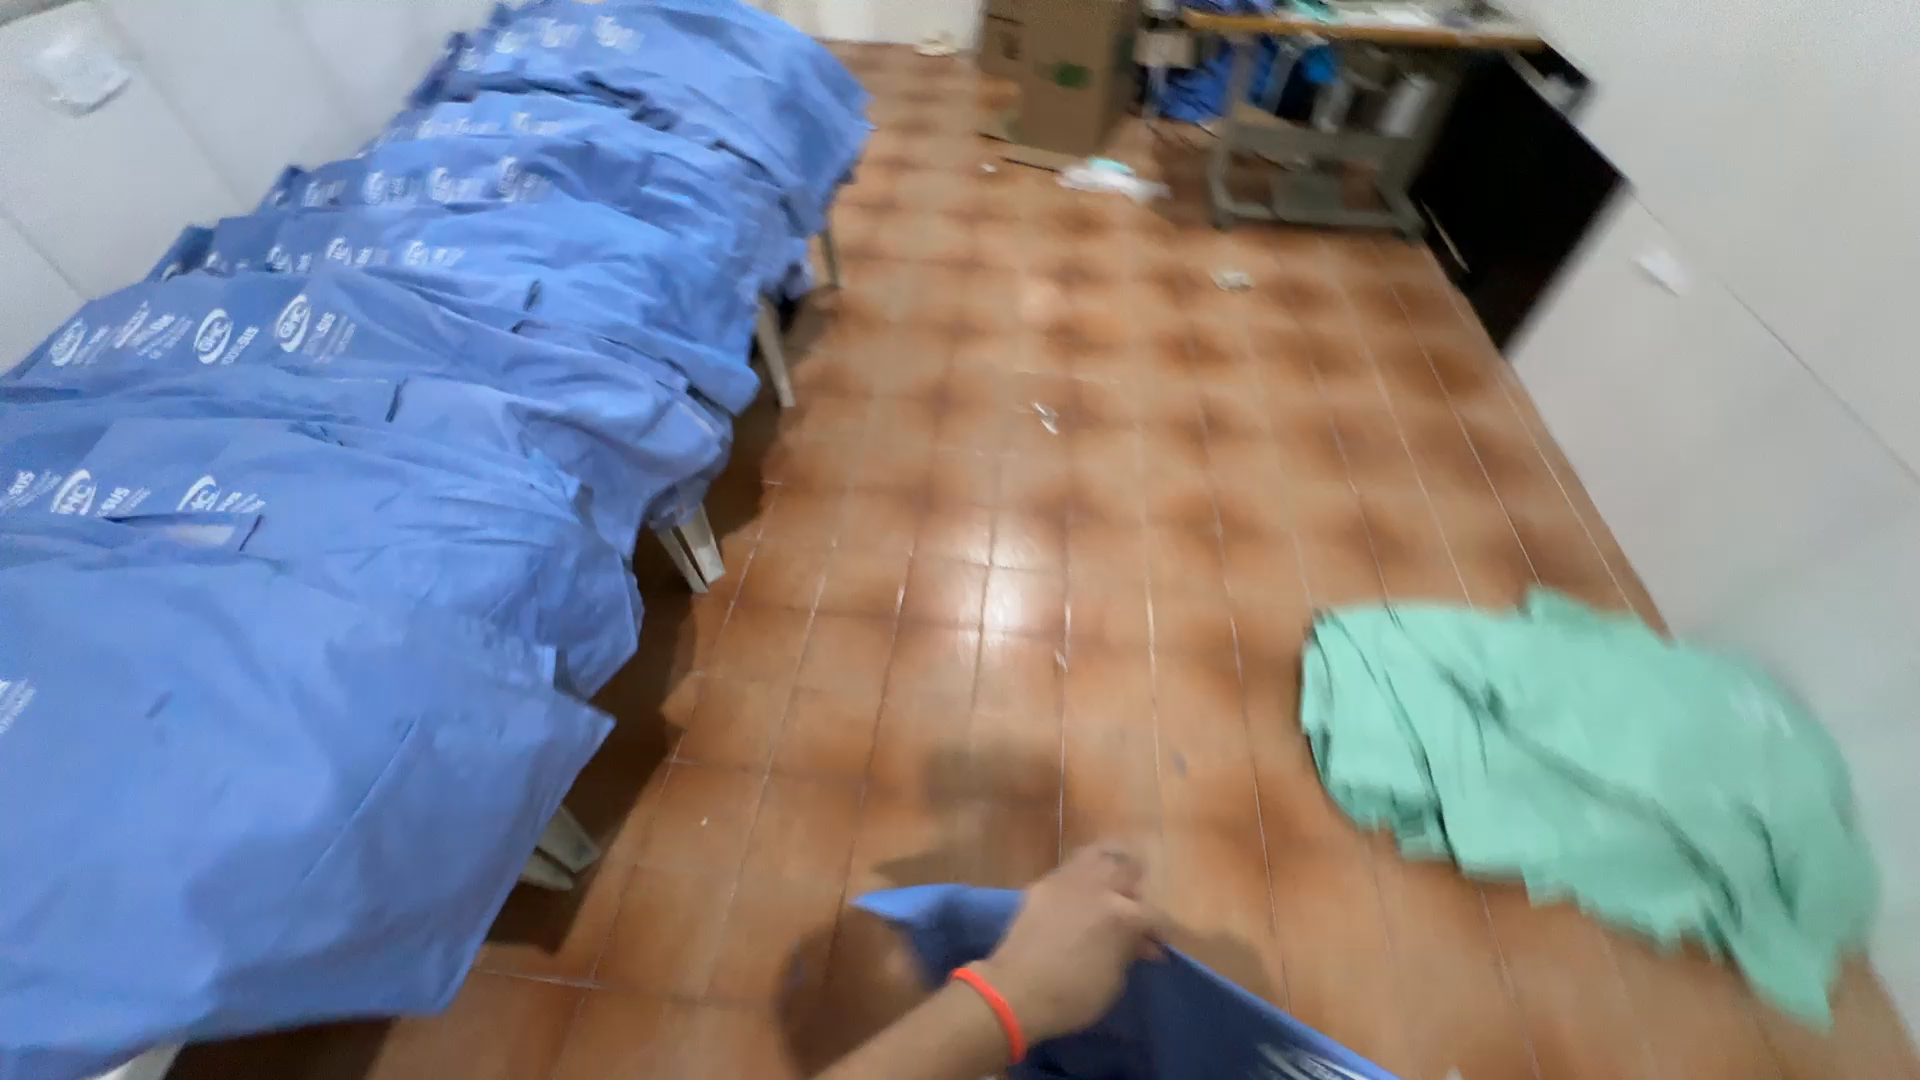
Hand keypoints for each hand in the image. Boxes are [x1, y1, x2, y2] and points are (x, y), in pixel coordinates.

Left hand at [971, 841, 1166, 1043]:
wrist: (1016, 989)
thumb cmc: (1072, 995)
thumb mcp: (1113, 981)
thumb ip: (1129, 953)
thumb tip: (1144, 944)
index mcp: (1121, 914)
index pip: (1154, 914)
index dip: (1164, 930)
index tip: (1163, 941)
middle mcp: (1097, 887)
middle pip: (1127, 866)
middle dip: (1138, 881)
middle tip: (1138, 897)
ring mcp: (1068, 879)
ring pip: (1098, 853)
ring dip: (1111, 862)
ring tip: (1115, 877)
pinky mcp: (1044, 882)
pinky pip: (1071, 867)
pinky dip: (1083, 872)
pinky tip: (1083, 887)